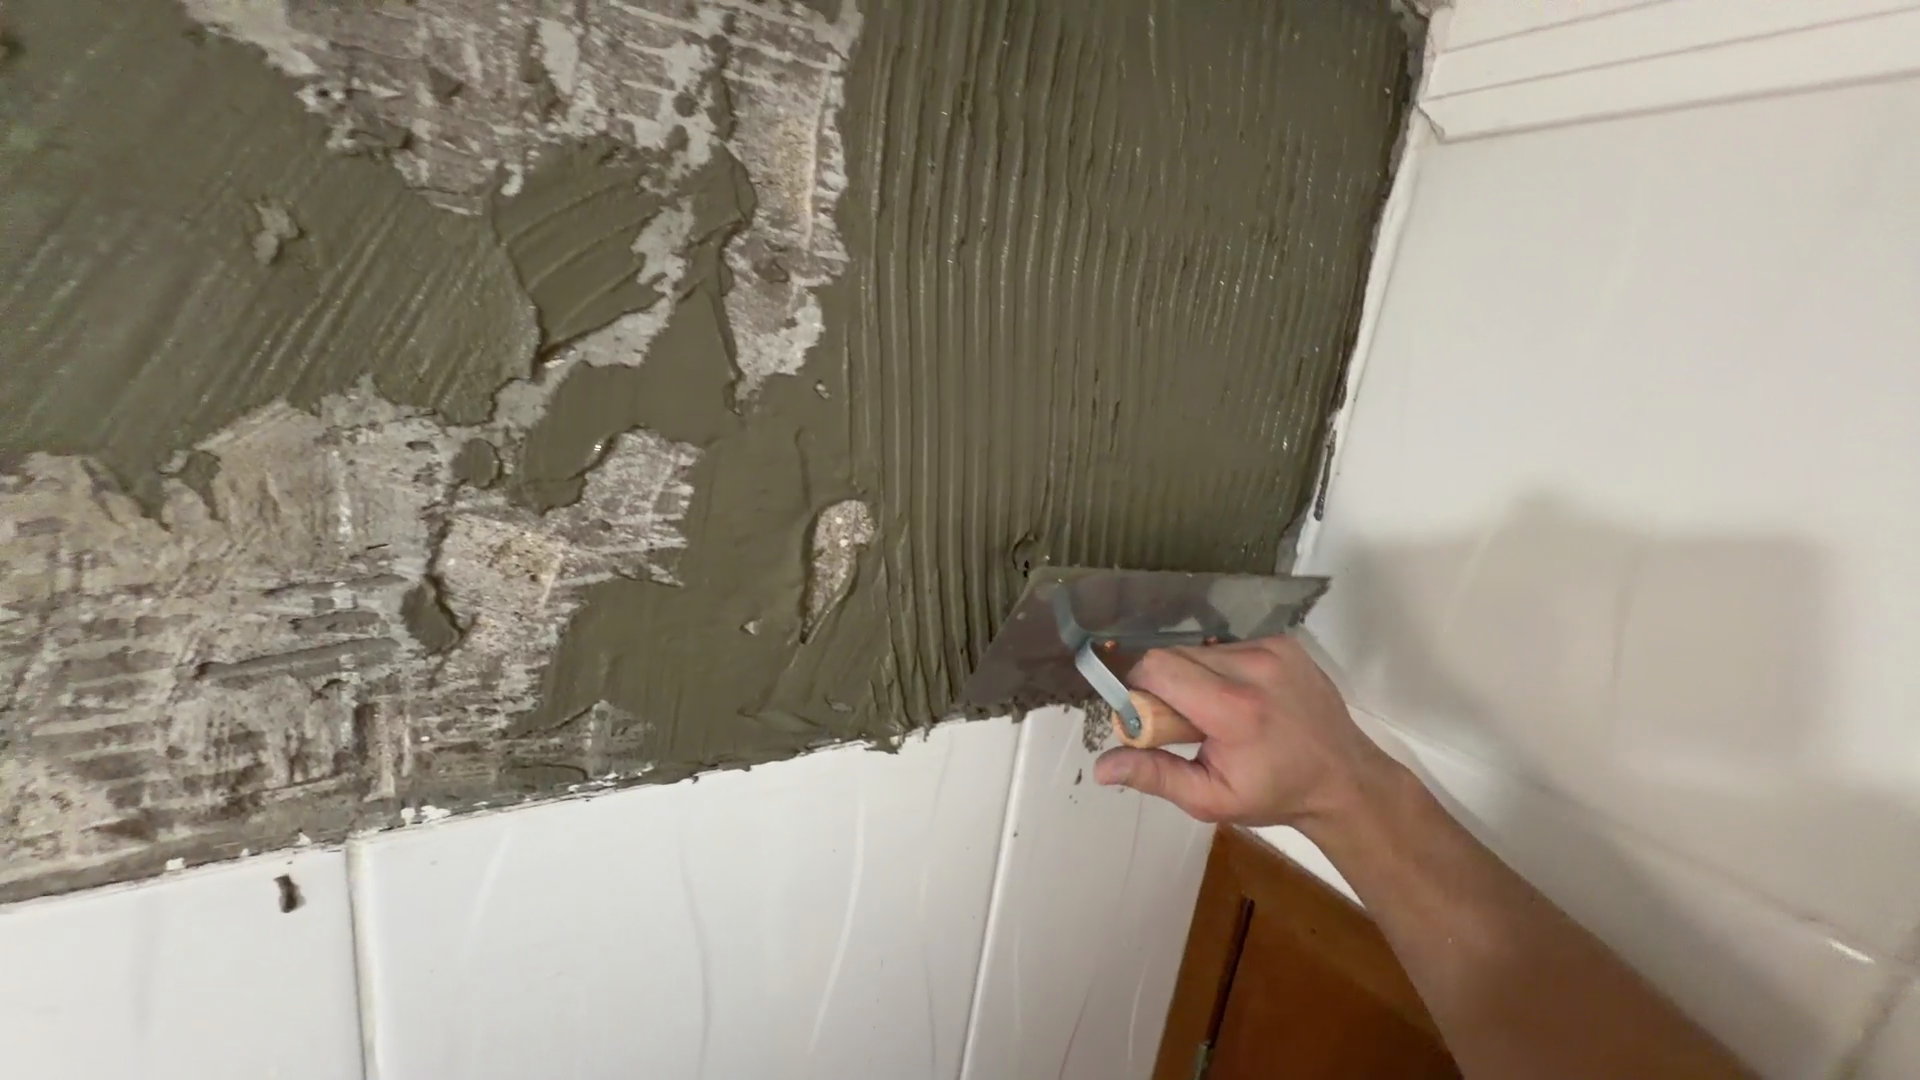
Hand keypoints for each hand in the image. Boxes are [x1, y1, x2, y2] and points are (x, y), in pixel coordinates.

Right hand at [1093, 635, 1399, 826]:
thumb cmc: (1274, 794)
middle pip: (1173, 655)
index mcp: (1234, 710)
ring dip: (1192, 676)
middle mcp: (1253, 667)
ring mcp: (1272, 649)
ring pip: (1197, 649)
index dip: (1140, 690)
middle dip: (1164, 686)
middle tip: (1184, 723)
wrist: (1345, 779)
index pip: (1157, 668)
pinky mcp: (1282, 641)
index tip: (1150, 719)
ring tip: (1216, 712)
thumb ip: (1154, 776)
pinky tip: (1240, 697)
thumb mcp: (1211, 799)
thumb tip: (1102, 767)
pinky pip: (1226, 646)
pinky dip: (1220, 669)